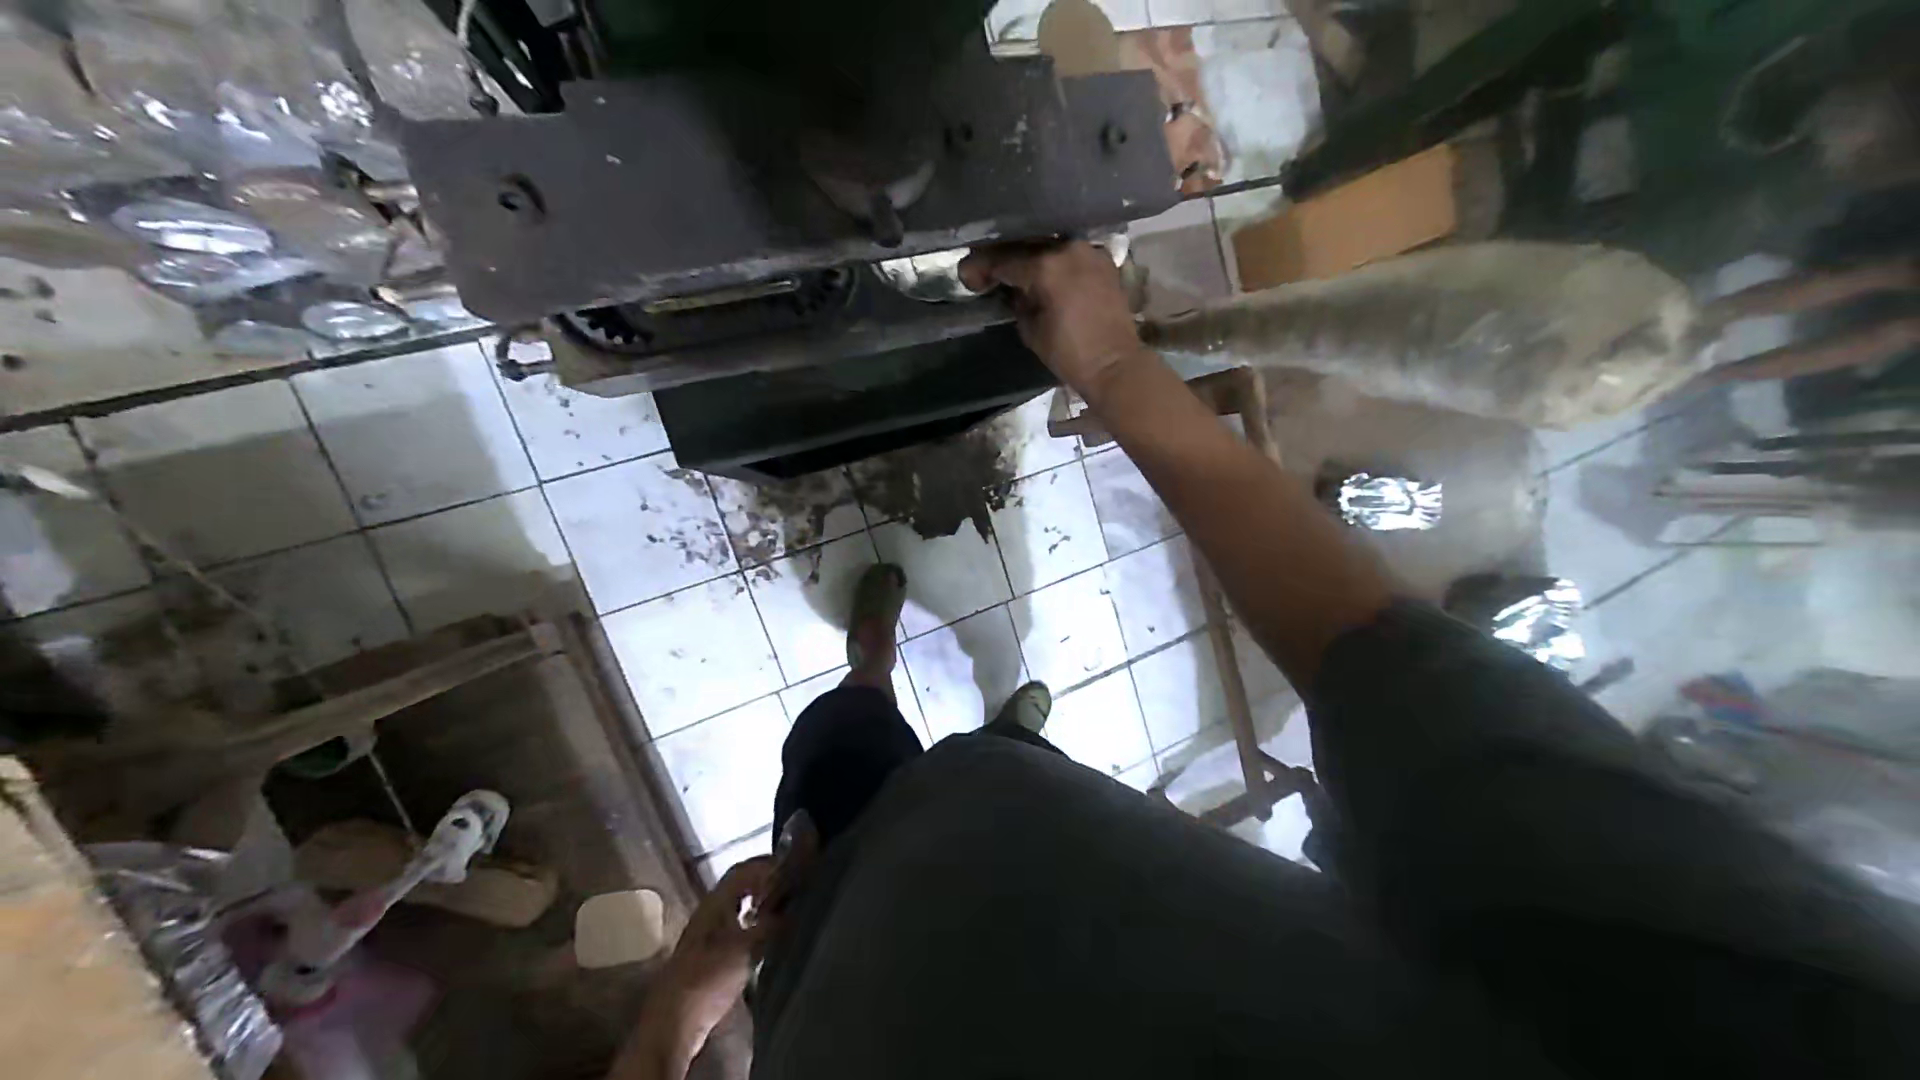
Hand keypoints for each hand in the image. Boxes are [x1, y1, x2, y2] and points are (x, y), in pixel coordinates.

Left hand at [614, 858, 780, 1079]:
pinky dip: (753, 923)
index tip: (792, 867)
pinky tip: (766, 936)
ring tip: (783, 907)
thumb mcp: (748, 948)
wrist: (673, 1021)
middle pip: (740, 886)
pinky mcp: (708, 955)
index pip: (743, 869)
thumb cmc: (709, 977)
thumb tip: (793, 907)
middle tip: (791, 884)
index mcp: (715, 902)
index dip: (767, 864)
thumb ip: (772, 924)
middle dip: (765, 882)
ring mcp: (706, 933)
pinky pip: (735, 926)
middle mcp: (709, 911)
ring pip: (737, 906)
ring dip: (758, 902)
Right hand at [960, 241, 1148, 401]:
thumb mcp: (1031, 330)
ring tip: (1013, 270)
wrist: (1115, 365)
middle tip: (986, 269)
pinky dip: (1053, 260)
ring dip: (1029, 256)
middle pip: (1026, 245)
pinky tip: (1042, 273)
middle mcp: (1068, 249)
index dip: (982, 268)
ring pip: (1049, 246)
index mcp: (1046, 267)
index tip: (968, 277)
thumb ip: (1017, 303)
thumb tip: (1013, 291)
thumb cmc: (1069, 354)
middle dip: (1003, 256)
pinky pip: (1070, 254)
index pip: (1004, 260)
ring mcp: (1089, 251)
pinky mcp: (1103, 261)